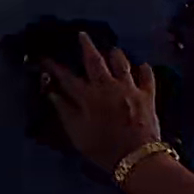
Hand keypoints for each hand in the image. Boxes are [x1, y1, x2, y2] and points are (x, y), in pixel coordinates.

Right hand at [45, 32, 160, 174]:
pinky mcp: (147, 96)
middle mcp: (108, 86)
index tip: (46, 58)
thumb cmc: (103, 149)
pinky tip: (143, 65)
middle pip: (95, 60)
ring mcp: (129, 89)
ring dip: (116, 55)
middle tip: (83, 35)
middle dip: (87, 46)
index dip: (55, 67)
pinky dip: (144, 70)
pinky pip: (147, 77)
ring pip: (122, 63)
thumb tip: (52, 92)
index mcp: (88, 96)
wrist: (137, 159)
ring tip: (113, 49)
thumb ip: (65, 110)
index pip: (67, 77)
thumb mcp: (77, 133)